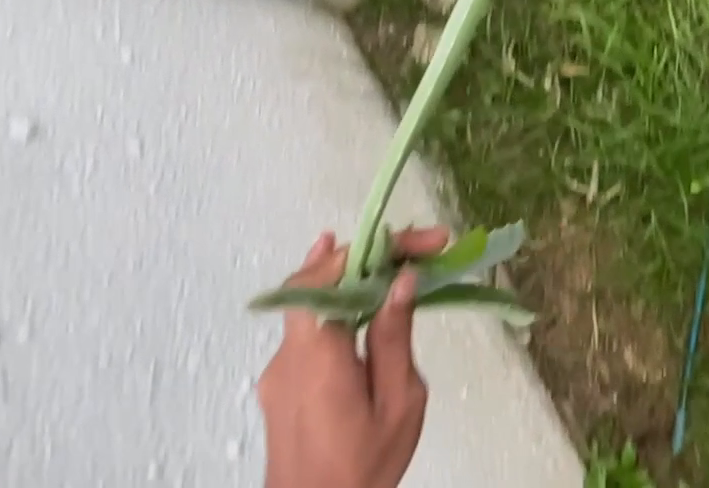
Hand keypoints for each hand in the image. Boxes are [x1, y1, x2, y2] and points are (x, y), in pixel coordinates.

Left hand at [257, 228, 448, 487]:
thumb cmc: (364, 465)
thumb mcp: (399, 402)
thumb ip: (394, 338)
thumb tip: (402, 281)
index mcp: (316, 361)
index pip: (324, 280)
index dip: (371, 249)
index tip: (424, 243)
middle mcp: (287, 359)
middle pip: (318, 282)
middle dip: (372, 251)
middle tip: (426, 244)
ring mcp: (281, 370)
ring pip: (314, 299)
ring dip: (360, 270)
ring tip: (410, 255)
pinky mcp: (286, 381)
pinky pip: (313, 322)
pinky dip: (345, 294)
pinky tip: (367, 281)